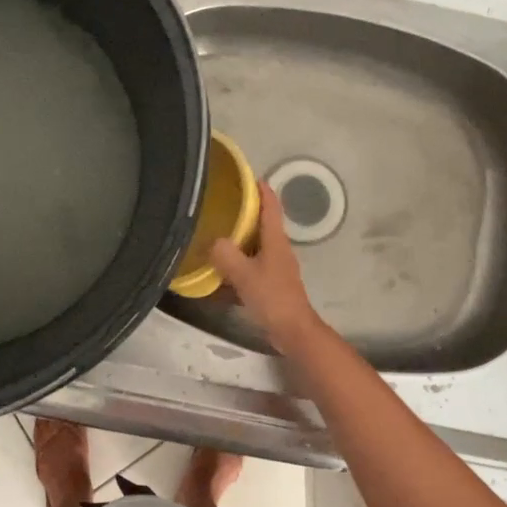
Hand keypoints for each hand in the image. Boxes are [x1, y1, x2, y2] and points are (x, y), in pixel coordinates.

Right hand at [210, 184, 328, 354]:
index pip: (270, 206)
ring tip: (216, 232)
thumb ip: (226, 255)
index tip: (246, 175)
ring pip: (256, 244)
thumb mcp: (244, 275)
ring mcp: (276, 266)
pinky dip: (239, 261)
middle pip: (263, 222)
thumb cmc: (273, 298)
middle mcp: (278, 248)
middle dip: (245, 211)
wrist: (293, 330)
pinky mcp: (272, 282)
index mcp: (276, 240)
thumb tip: (213, 242)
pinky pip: (252, 264)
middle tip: (221, 203)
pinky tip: (222, 268)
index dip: (260, 189)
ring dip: (240, 237)